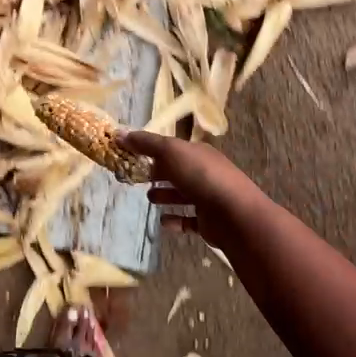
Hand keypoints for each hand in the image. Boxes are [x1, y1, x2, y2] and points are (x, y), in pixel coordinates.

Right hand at [122, 131, 265, 246]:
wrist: (236, 216)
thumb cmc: (201, 177)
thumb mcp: (170, 151)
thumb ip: (146, 143)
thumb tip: (119, 134)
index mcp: (198, 153)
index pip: (172, 148)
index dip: (151, 150)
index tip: (131, 155)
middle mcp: (205, 173)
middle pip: (177, 171)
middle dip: (157, 173)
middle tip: (137, 178)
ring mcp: (209, 198)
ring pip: (183, 195)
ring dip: (165, 195)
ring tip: (149, 199)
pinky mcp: (210, 222)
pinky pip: (189, 220)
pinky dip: (176, 220)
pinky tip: (163, 222)